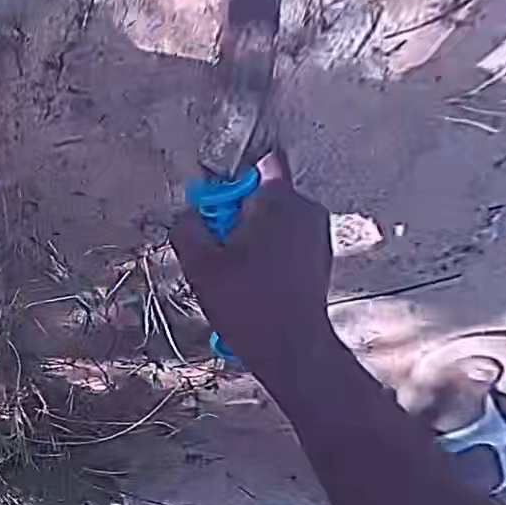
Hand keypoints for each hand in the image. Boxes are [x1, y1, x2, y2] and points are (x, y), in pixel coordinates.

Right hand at [170, 150, 337, 376]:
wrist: (287, 341)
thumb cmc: (244, 299)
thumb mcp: (198, 262)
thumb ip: (187, 227)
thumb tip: (188, 213)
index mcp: (277, 201)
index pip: (261, 163)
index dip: (229, 181)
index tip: (211, 209)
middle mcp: (305, 208)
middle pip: (262, 192)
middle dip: (233, 212)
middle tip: (213, 245)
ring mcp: (316, 231)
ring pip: (271, 216)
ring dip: (246, 232)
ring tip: (230, 267)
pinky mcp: (318, 252)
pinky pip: (283, 236)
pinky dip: (263, 248)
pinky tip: (249, 277)